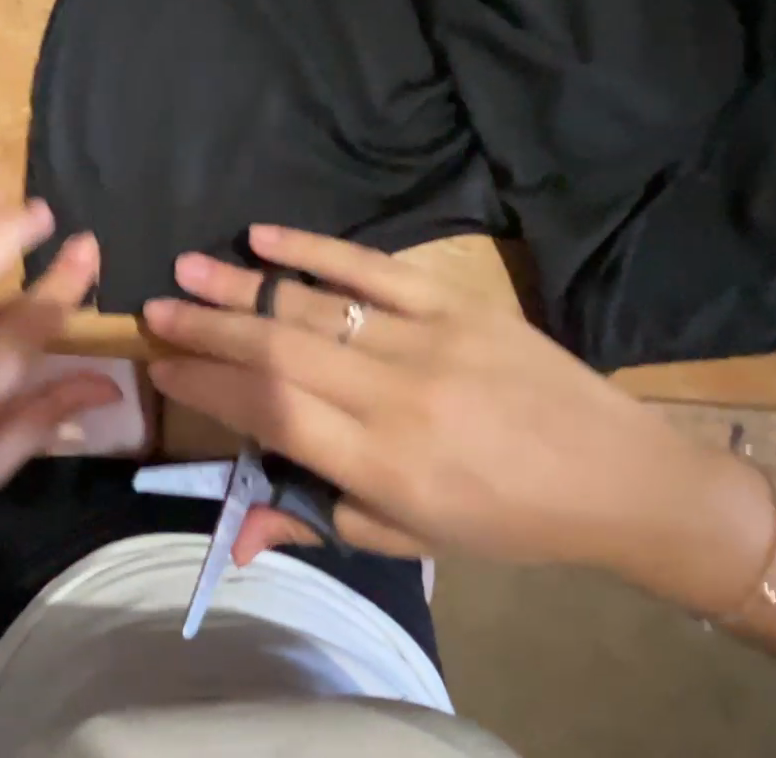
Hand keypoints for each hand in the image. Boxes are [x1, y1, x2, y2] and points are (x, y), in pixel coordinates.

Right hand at [143, 225, 764, 577]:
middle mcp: (395, 396)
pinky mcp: (456, 305)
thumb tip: (233, 538)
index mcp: (383, 463)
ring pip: (312, 307)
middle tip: (154, 311)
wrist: (622, 478)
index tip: (163, 368)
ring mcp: (427, 341)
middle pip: (277, 352)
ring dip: (240, 286)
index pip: (271, 413)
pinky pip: (371, 267)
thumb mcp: (407, 540)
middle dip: (206, 329)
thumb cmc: (505, 521)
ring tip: (186, 268)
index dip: (208, 388)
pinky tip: (262, 235)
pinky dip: (312, 249)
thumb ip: (314, 520)